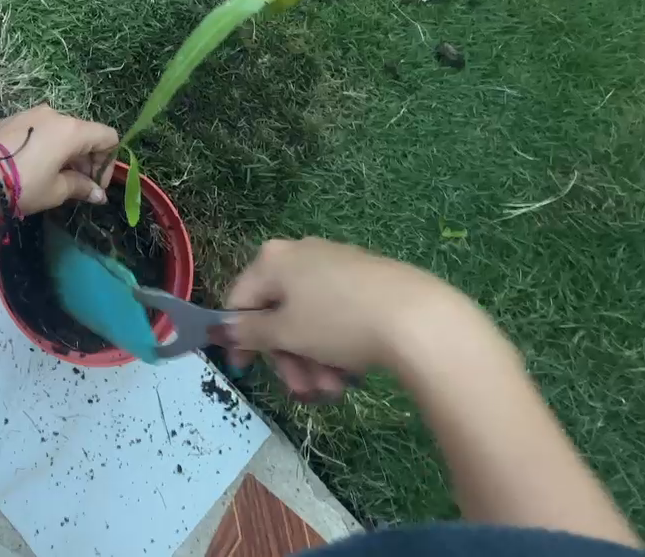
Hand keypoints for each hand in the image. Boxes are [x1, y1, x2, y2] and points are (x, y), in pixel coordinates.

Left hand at [0, 105, 117, 215]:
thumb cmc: (23, 185)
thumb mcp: (56, 190)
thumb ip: (82, 187)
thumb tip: (98, 194)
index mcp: (71, 129)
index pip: (107, 137)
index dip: (108, 162)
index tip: (95, 185)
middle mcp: (54, 114)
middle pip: (85, 133)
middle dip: (87, 160)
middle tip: (78, 187)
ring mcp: (32, 113)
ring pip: (62, 131)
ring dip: (68, 153)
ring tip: (56, 179)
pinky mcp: (14, 119)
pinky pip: (42, 130)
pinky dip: (48, 146)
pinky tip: (36, 167)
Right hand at [210, 238, 488, 395]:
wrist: (421, 320)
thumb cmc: (339, 322)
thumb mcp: (286, 333)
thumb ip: (249, 331)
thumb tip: (223, 329)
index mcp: (272, 259)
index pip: (240, 298)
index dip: (239, 337)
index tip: (247, 371)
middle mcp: (300, 253)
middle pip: (278, 312)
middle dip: (288, 357)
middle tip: (304, 390)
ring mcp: (337, 264)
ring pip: (309, 317)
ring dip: (313, 358)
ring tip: (335, 390)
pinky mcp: (369, 279)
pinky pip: (336, 312)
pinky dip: (336, 344)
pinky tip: (353, 372)